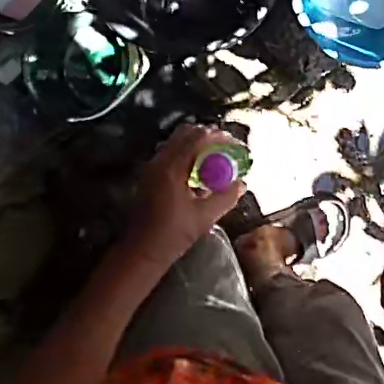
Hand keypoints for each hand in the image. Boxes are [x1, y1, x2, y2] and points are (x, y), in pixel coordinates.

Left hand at [123, 124, 243, 266]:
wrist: (141, 249)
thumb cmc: (172, 235)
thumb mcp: (204, 217)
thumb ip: (225, 198)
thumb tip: (241, 184)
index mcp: (172, 168)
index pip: (196, 139)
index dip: (217, 137)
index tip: (233, 142)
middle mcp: (159, 160)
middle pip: (184, 134)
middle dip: (207, 135)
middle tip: (226, 145)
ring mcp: (152, 165)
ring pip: (176, 141)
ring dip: (195, 142)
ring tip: (215, 154)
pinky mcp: (149, 173)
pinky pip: (170, 152)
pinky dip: (185, 151)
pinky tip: (198, 167)